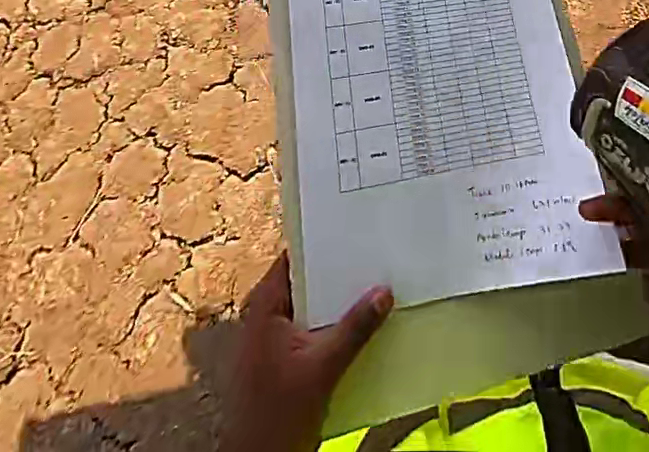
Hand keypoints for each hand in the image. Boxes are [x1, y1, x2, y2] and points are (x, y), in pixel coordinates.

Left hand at [219, 253, 393, 451]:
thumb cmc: (278, 415)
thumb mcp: (322, 368)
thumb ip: (354, 329)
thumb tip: (384, 292)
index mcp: (264, 306)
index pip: (294, 258)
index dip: (321, 245)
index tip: (352, 234)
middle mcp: (264, 316)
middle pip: (306, 282)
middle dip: (336, 275)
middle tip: (371, 259)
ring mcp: (272, 339)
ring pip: (311, 307)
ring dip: (336, 303)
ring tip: (372, 288)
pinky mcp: (282, 360)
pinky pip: (311, 329)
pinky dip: (332, 325)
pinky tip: (361, 326)